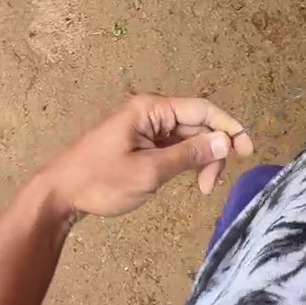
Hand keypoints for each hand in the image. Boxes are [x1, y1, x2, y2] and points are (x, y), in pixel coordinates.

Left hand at [34, 95, 254, 219]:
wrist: (58, 195)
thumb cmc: (100, 181)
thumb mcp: (149, 172)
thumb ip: (189, 155)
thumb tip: (225, 141)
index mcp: (152, 109)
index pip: (202, 110)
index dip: (229, 126)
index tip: (247, 150)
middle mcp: (152, 112)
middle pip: (197, 124)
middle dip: (213, 151)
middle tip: (214, 185)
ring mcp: (146, 128)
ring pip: (188, 138)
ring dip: (201, 159)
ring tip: (203, 188)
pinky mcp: (142, 143)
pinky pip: (174, 147)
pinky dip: (187, 162)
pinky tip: (191, 180)